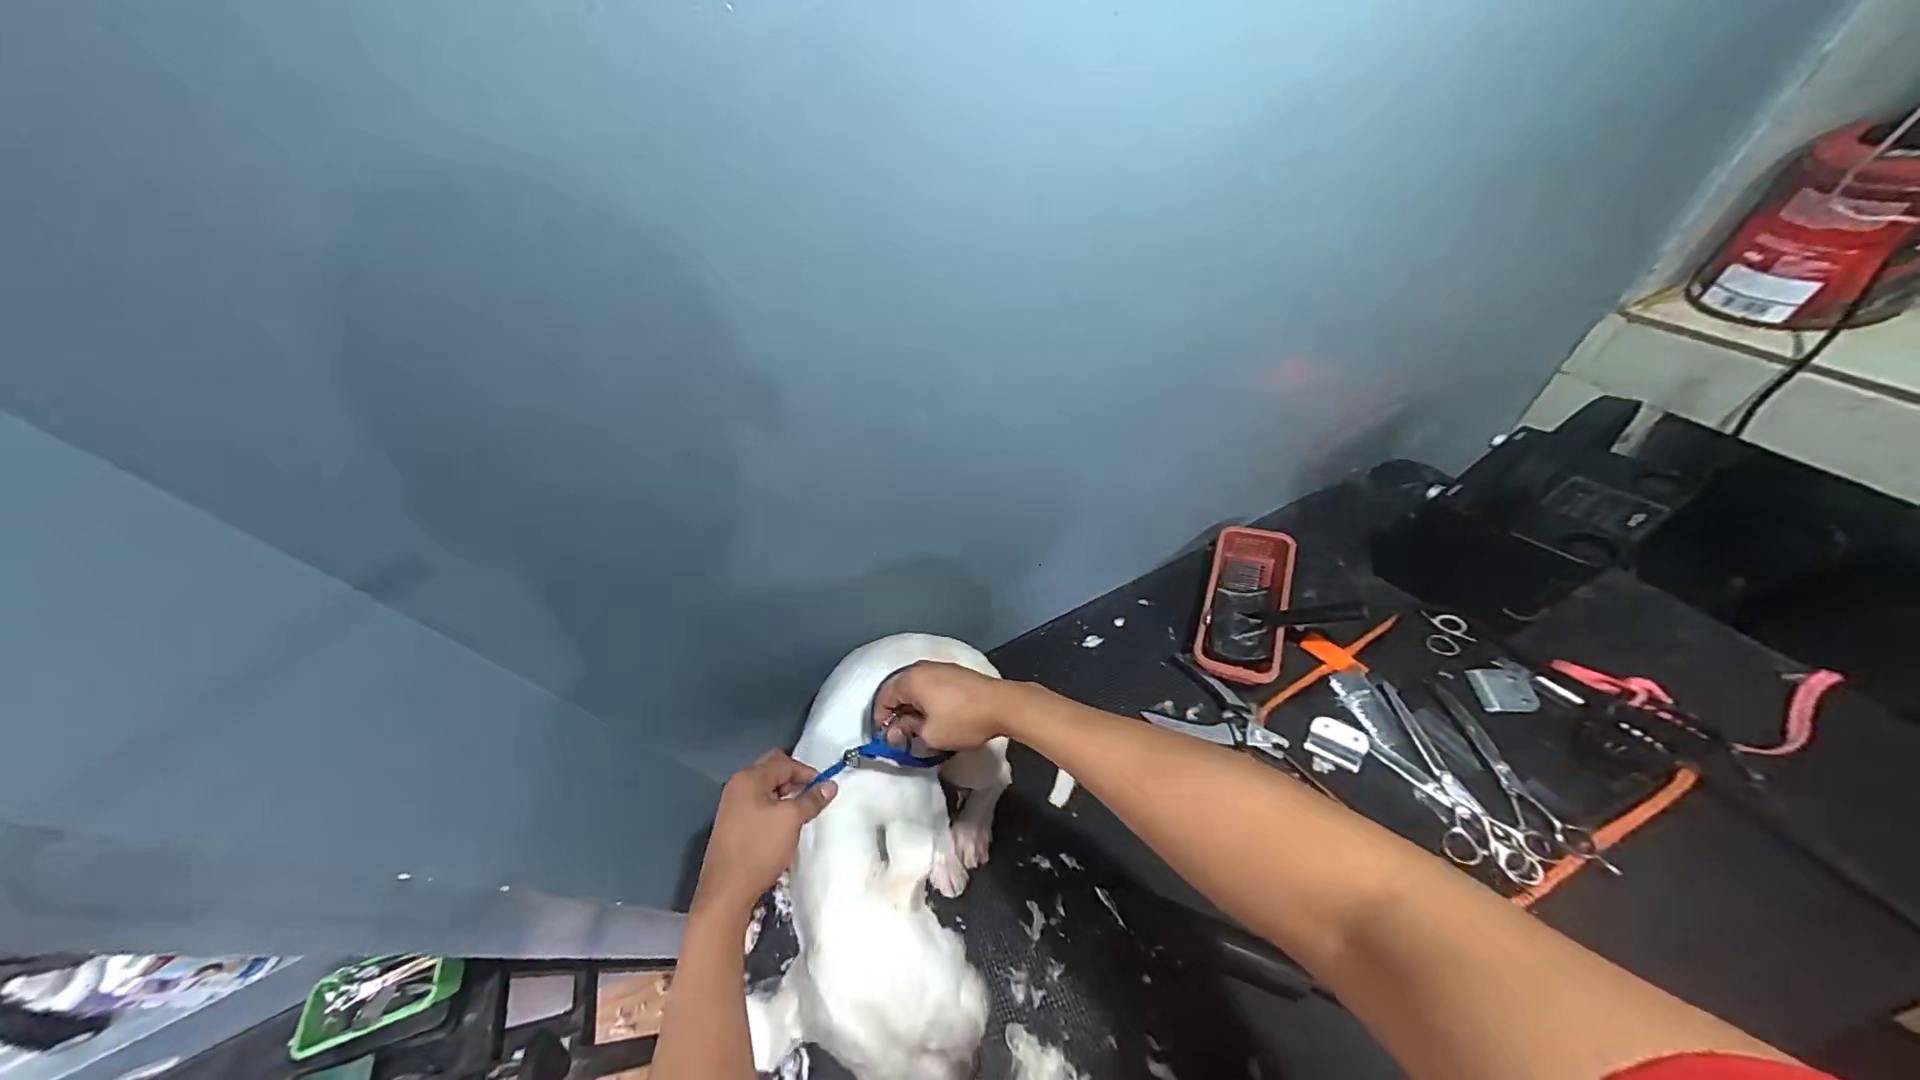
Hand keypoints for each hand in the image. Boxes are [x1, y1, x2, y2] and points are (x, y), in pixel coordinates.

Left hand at [693, 751, 835, 916]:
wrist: (726, 891)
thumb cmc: (760, 849)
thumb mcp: (791, 820)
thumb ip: (812, 799)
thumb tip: (830, 785)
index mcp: (749, 778)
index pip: (784, 762)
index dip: (806, 772)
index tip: (823, 788)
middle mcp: (737, 785)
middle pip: (771, 768)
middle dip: (794, 777)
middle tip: (810, 794)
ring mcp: (732, 803)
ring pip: (765, 786)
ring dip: (784, 792)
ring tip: (799, 809)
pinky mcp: (732, 821)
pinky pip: (757, 801)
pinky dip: (773, 804)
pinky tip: (782, 821)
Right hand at [873, 662, 1026, 750]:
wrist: (1003, 705)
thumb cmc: (962, 720)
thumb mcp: (930, 734)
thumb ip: (907, 732)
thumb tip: (895, 732)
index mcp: (911, 679)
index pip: (884, 697)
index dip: (881, 720)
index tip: (886, 738)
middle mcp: (923, 668)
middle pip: (900, 690)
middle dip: (898, 714)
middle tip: (902, 737)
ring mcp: (942, 668)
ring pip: (917, 688)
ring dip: (914, 708)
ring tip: (920, 729)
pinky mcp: (957, 673)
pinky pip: (933, 686)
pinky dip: (928, 701)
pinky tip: (937, 717)